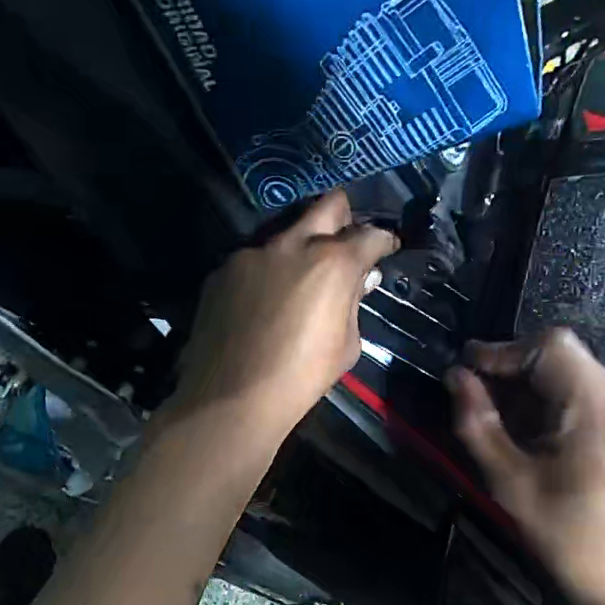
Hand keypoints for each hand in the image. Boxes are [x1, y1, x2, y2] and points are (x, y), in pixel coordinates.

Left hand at [166, 190, 396, 439]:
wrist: (230, 398)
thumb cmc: (299, 378)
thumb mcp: (346, 345)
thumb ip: (352, 304)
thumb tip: (356, 283)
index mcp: (332, 262)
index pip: (370, 234)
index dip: (383, 242)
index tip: (385, 250)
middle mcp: (290, 246)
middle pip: (327, 206)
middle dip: (342, 218)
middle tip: (342, 242)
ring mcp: (249, 255)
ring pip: (282, 236)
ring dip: (294, 252)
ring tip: (292, 282)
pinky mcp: (219, 273)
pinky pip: (250, 263)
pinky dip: (261, 275)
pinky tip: (257, 303)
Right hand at [447, 328, 604, 604]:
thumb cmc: (570, 541)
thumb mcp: (510, 484)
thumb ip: (478, 424)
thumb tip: (456, 378)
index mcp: (602, 416)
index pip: (551, 348)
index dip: (503, 351)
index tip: (468, 371)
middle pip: (568, 357)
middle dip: (518, 370)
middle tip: (481, 399)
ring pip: (584, 373)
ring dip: (541, 386)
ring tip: (513, 422)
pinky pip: (603, 393)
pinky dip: (567, 400)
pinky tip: (549, 435)